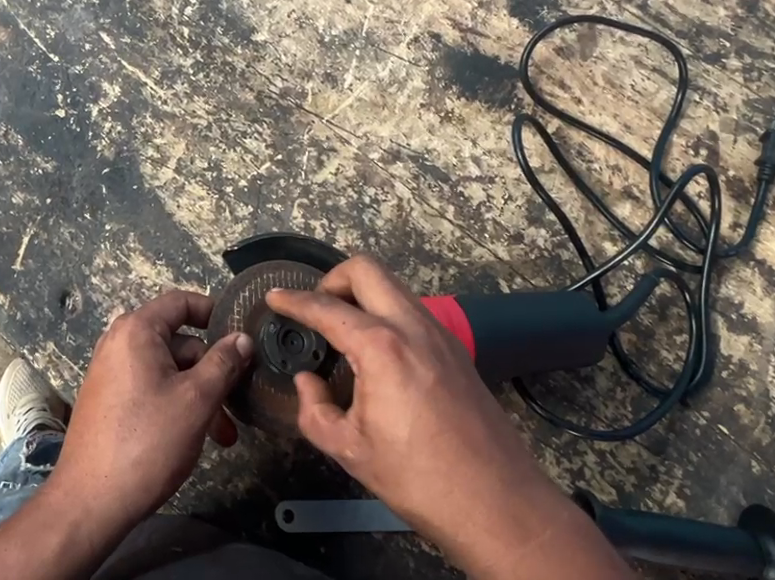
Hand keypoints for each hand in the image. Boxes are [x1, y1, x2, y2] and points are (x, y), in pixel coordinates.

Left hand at [44, 290, 253, 532]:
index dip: (215, 312)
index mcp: (136, 330)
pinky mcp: (109, 400)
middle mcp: (119, 342)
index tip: (242, 334)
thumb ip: (224, 363)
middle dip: (211, 370)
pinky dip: (176, 404)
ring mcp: (111, 372)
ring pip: (168, 370)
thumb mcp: (196, 400)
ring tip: (223, 434)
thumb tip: (242, 338)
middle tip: (238, 402)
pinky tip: (195, 436)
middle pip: (179, 341)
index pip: (181, 302)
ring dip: (198, 395)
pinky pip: (151, 387)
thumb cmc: (147, 442)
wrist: (91, 501)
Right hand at [268, 258, 630, 579]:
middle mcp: (412, 326)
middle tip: (315, 309)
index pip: (326, 308)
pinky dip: (386, 314)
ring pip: (393, 286)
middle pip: (365, 269)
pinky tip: (377, 354)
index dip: (293, 301)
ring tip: (342, 332)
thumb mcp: (349, 450)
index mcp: (381, 347)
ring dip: (362, 295)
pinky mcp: (456, 350)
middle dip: (332, 279)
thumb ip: (314, 409)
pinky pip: (411, 310)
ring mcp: (440, 334)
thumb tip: (308, 383)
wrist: (499, 504)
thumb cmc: (419, 480)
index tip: (274, 298)